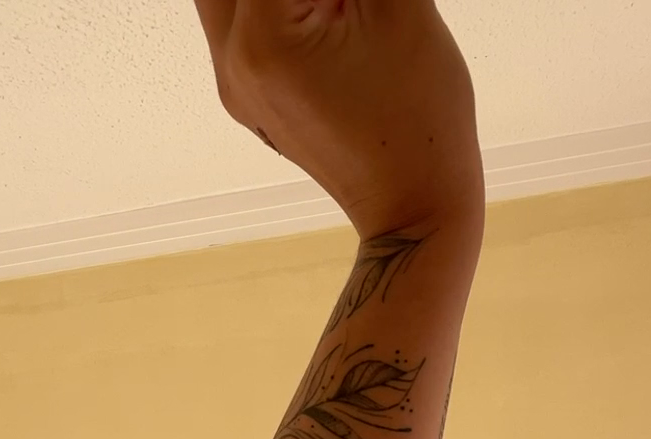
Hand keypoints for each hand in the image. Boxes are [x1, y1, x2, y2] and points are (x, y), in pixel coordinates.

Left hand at [195, 0, 483, 238]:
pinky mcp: (254, 102)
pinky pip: (243, 29)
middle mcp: (233, 68)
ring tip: (335, 8)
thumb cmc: (417, 124)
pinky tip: (321, 11)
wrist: (415, 207)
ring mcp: (239, 91)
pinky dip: (271, 5)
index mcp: (261, 40)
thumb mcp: (397, 4)